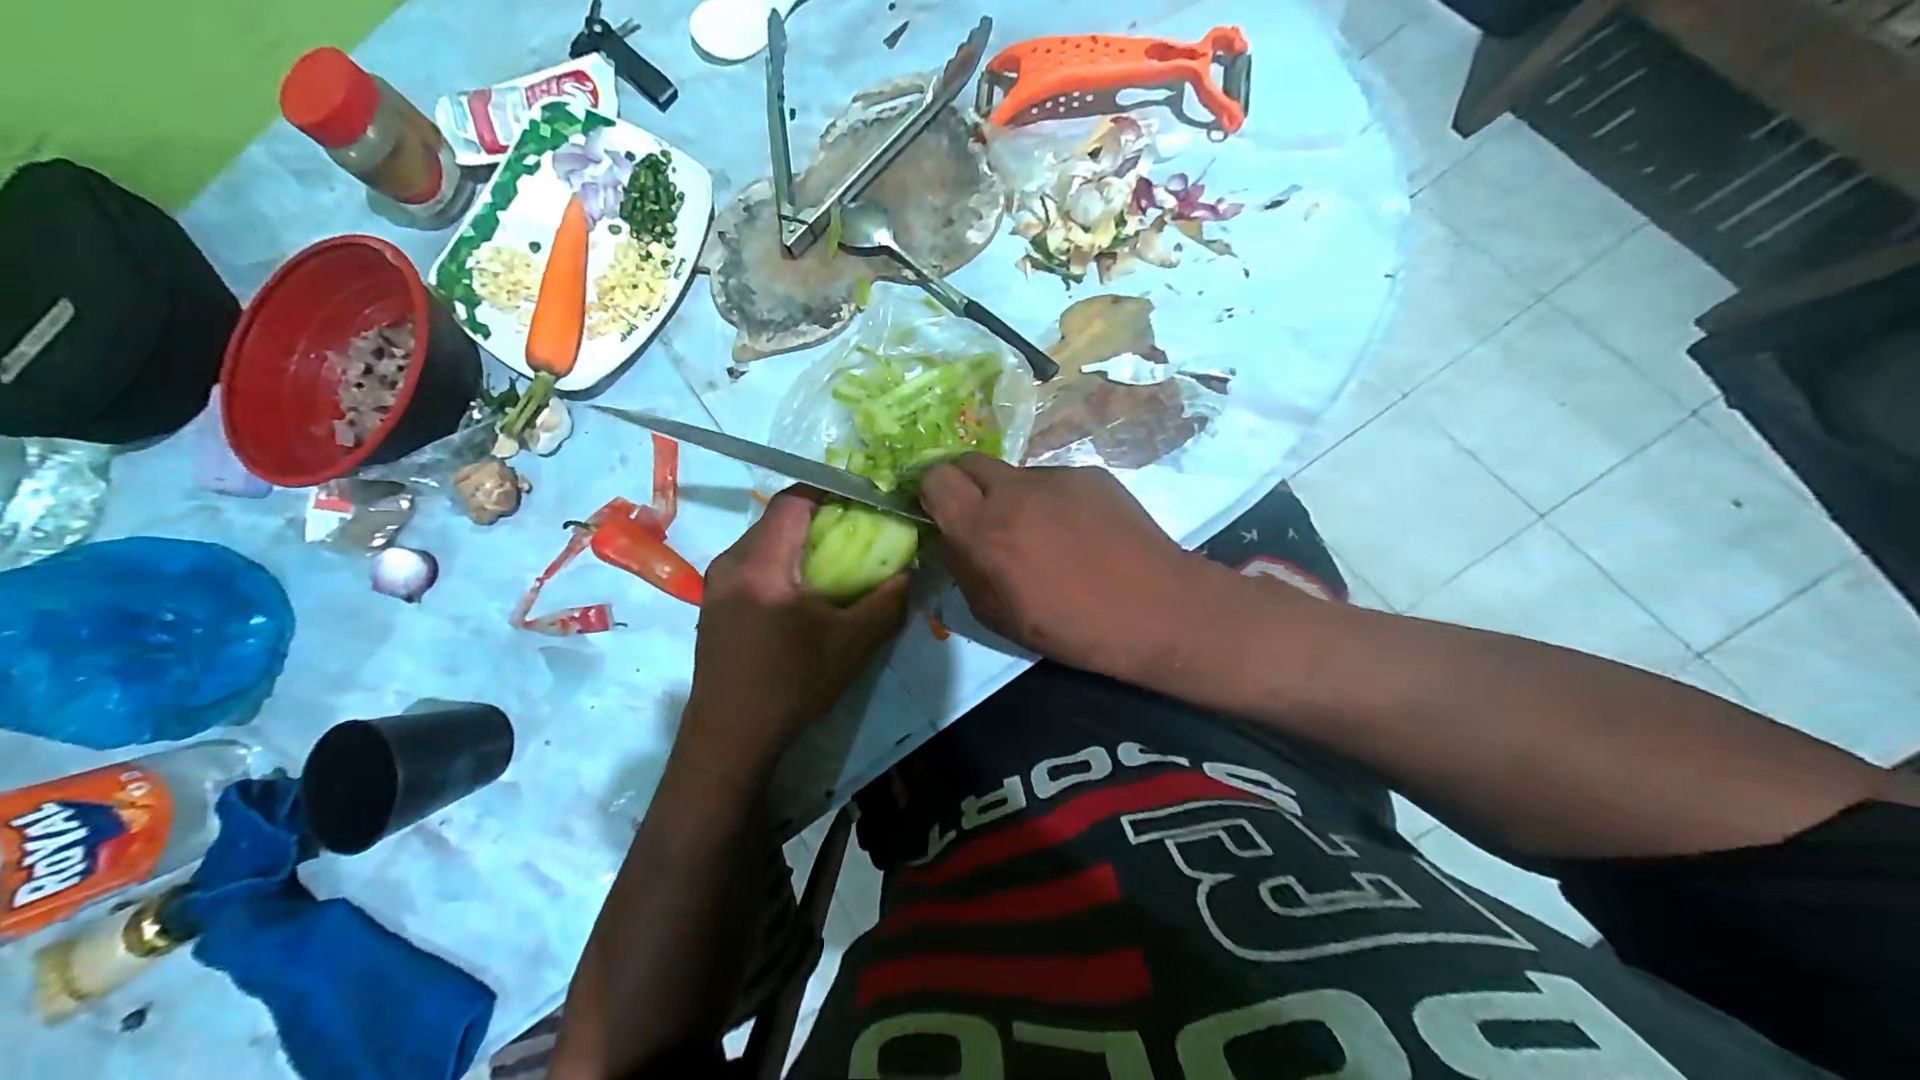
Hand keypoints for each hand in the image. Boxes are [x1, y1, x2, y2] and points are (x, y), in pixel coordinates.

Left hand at [683, 488, 908, 772]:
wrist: (729, 736)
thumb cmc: (791, 684)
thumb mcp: (852, 644)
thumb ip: (887, 603)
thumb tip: (910, 574)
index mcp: (761, 564)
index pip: (793, 500)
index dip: (828, 489)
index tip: (860, 498)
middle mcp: (731, 564)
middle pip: (776, 518)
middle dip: (817, 516)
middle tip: (855, 530)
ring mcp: (716, 585)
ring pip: (761, 541)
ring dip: (797, 541)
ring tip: (832, 560)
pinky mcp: (714, 604)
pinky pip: (750, 564)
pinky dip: (779, 562)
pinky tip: (802, 591)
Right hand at [919, 454, 1222, 680]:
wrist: (1157, 608)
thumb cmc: (1072, 627)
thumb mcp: (998, 616)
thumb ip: (964, 570)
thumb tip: (954, 541)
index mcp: (984, 531)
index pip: (935, 478)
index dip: (932, 493)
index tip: (942, 513)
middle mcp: (1014, 492)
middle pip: (967, 462)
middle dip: (964, 485)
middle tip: (981, 518)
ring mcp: (1056, 477)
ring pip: (1013, 474)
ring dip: (1012, 497)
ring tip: (1043, 535)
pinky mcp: (1090, 474)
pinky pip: (1052, 480)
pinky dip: (1051, 501)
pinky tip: (1078, 533)